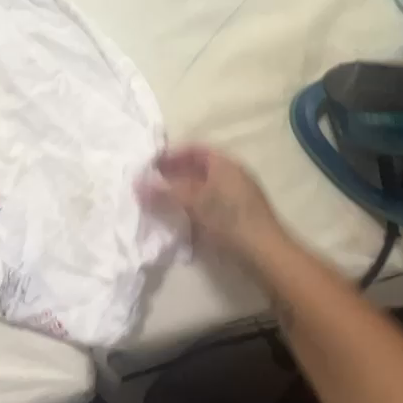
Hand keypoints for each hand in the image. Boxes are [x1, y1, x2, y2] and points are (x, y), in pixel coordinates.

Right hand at [142, 145, 286, 260]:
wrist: (265, 253)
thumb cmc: (230, 220)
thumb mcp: (195, 202)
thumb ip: (166, 192)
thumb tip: (138, 184)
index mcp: (225, 164)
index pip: (194, 150)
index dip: (171, 155)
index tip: (149, 165)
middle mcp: (232, 176)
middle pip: (197, 170)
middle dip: (173, 176)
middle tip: (150, 186)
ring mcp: (236, 197)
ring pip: (202, 190)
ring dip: (181, 195)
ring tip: (159, 204)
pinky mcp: (236, 218)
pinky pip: (208, 207)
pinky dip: (192, 210)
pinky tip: (179, 222)